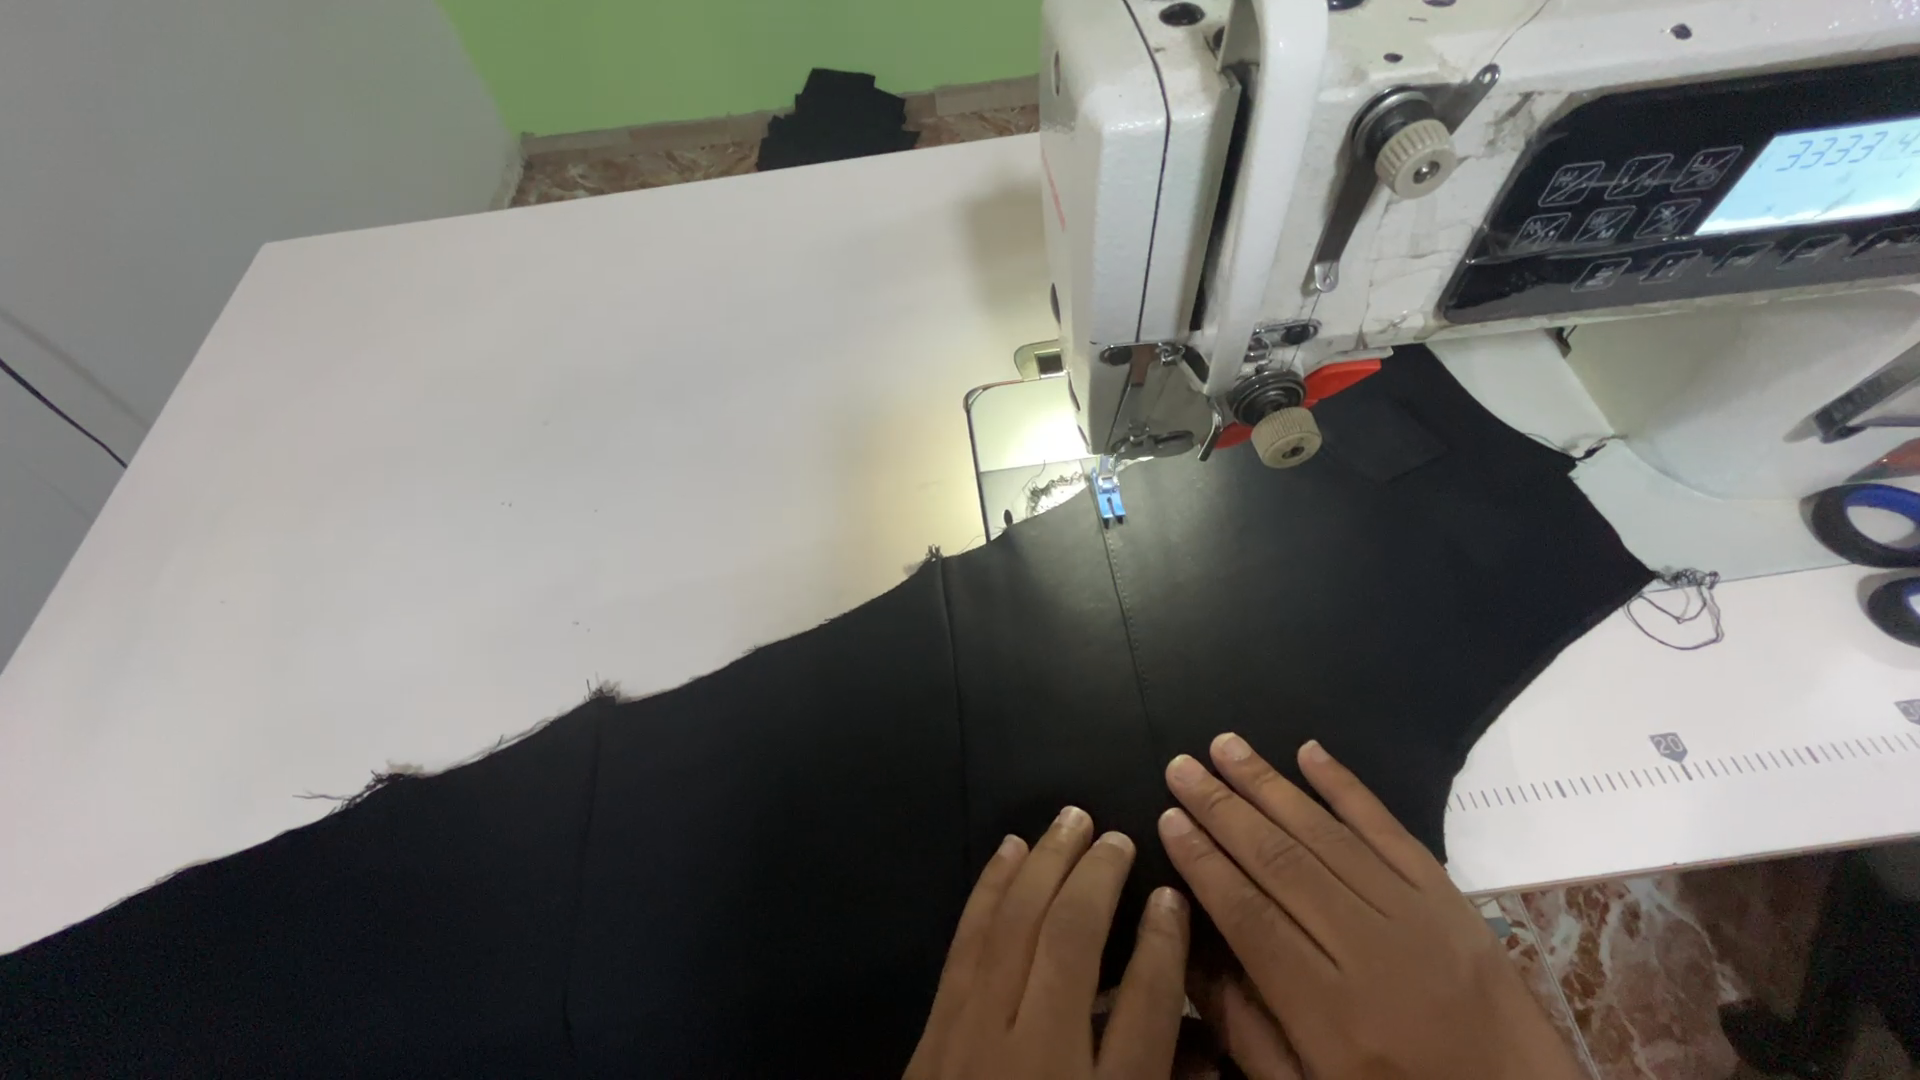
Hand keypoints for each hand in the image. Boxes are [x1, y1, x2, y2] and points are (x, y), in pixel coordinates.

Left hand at [905, 807, 1191, 1079]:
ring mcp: (975, 1035)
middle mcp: (1038, 1056)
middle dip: (1098, 878)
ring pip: (1015, 924)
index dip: (1166, 944)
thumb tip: (1201, 1047)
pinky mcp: (935, 1028)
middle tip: (1116, 836)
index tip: (1172, 895)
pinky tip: (1008, 851)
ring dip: (1046, 863)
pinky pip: (967, 940)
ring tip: (1070, 821)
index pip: (1149, 1009)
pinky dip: (990, 886)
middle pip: (1071, 941)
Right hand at [1159, 735, 1586, 1079]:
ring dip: (1270, 784)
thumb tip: (1186, 949)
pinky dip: (1348, 788)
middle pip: (1282, 863)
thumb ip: (1244, 1027)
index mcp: (1333, 1016)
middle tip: (1181, 766)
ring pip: (1328, 835)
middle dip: (1223, 809)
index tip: (1168, 817)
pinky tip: (1309, 752)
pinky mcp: (1451, 899)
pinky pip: (1391, 831)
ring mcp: (1420, 917)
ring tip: (1225, 745)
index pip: (1250, 917)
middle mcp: (1374, 954)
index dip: (1203, 863)